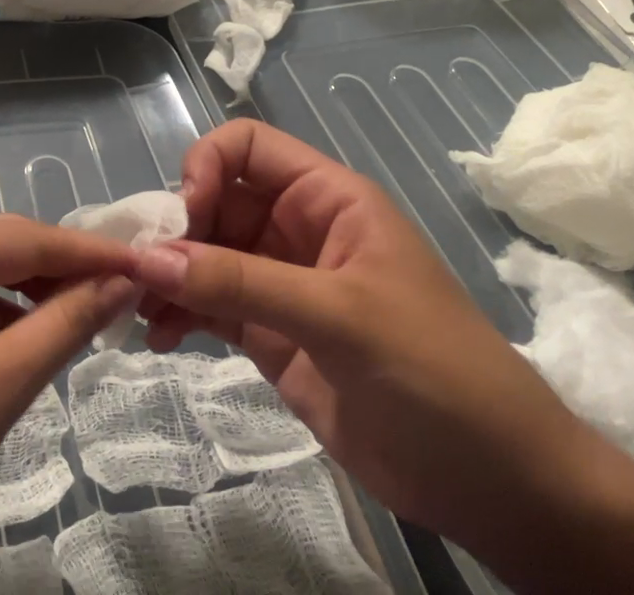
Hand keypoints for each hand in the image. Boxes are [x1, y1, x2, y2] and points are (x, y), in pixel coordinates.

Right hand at [138, 120, 633, 594]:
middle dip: (173, 231)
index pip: (248, 148)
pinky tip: (157, 338)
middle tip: (139, 276)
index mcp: (330, 201)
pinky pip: (208, 307)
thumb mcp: (339, 317)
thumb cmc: (436, 374)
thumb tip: (145, 259)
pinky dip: (177, 315)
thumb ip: (240, 283)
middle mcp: (299, 232)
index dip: (205, 168)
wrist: (495, 484)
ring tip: (138, 313)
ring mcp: (282, 286)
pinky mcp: (270, 337)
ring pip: (203, 257)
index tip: (180, 219)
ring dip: (166, 276)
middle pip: (214, 202)